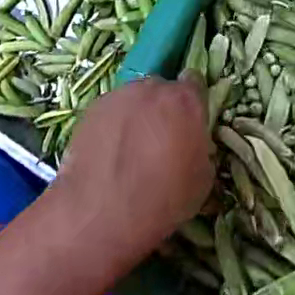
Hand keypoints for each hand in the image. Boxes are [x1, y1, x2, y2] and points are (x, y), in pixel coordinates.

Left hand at [49, 76, 214, 258]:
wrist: (105, 211)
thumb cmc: (165, 198)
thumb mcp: (202, 177)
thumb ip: (198, 146)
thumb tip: (189, 144)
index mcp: (185, 101)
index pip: (194, 83)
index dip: (191, 101)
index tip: (188, 119)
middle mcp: (152, 88)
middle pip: (161, 89)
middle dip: (161, 108)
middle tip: (158, 138)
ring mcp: (119, 95)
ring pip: (133, 99)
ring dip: (135, 115)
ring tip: (129, 147)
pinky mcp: (93, 108)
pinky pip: (109, 111)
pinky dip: (112, 124)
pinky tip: (108, 151)